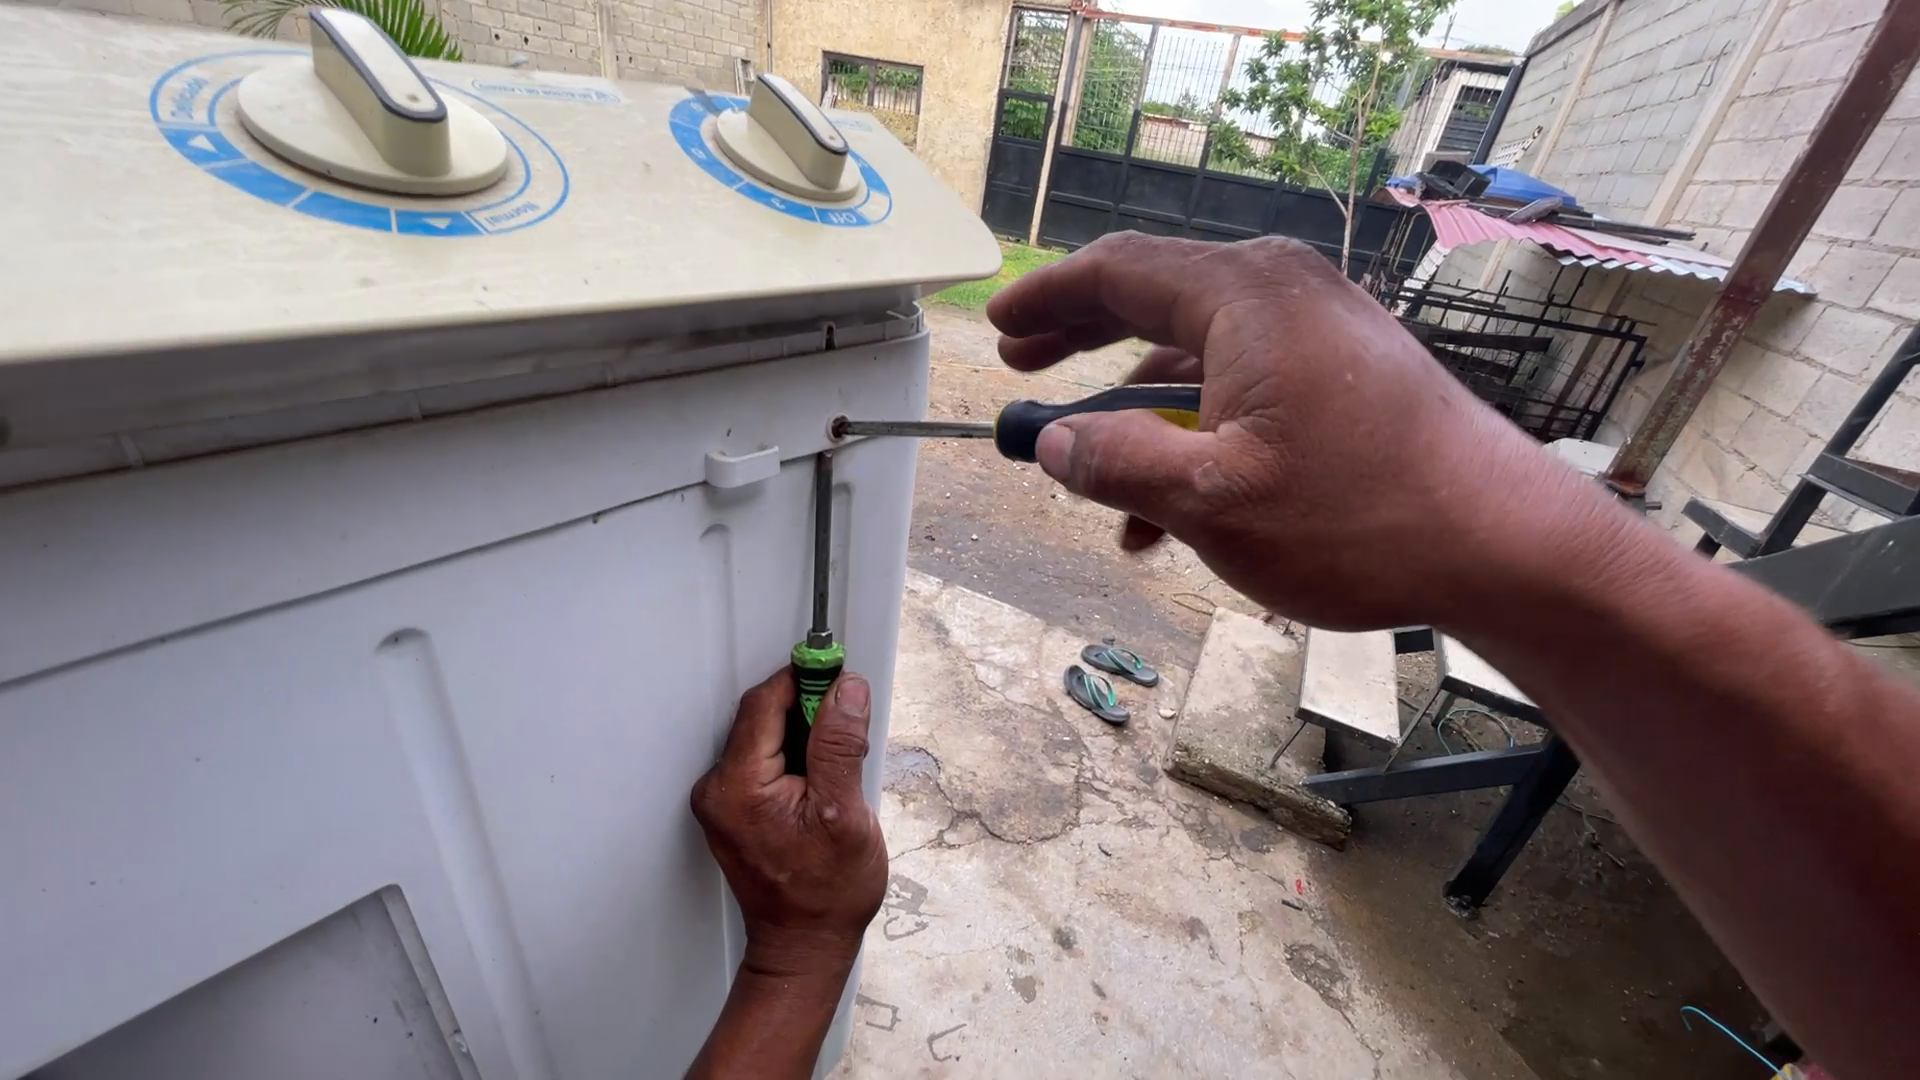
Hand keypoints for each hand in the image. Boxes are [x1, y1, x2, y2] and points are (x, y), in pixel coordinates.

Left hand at [690, 668, 886, 978]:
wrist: (805, 944)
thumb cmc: (825, 894)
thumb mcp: (844, 814)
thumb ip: (840, 746)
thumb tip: (846, 691)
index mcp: (739, 789)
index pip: (764, 704)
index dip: (802, 681)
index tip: (835, 672)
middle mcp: (720, 790)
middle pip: (762, 715)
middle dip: (809, 709)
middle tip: (848, 724)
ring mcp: (724, 798)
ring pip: (766, 733)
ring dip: (806, 732)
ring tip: (838, 767)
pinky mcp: (735, 805)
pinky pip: (765, 756)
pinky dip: (797, 753)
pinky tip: (822, 779)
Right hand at [987, 232, 1614, 629]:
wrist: (1507, 548)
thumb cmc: (1358, 520)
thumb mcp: (1213, 502)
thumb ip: (1117, 464)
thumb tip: (1052, 443)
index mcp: (1245, 298)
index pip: (1118, 271)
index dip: (1048, 297)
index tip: (998, 325)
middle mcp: (1281, 295)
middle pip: (1152, 299)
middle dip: (1080, 336)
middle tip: (1022, 363)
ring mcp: (1315, 334)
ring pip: (1192, 359)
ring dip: (1135, 412)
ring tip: (1092, 472)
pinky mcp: (1337, 376)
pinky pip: (1237, 392)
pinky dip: (1190, 436)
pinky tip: (1165, 511)